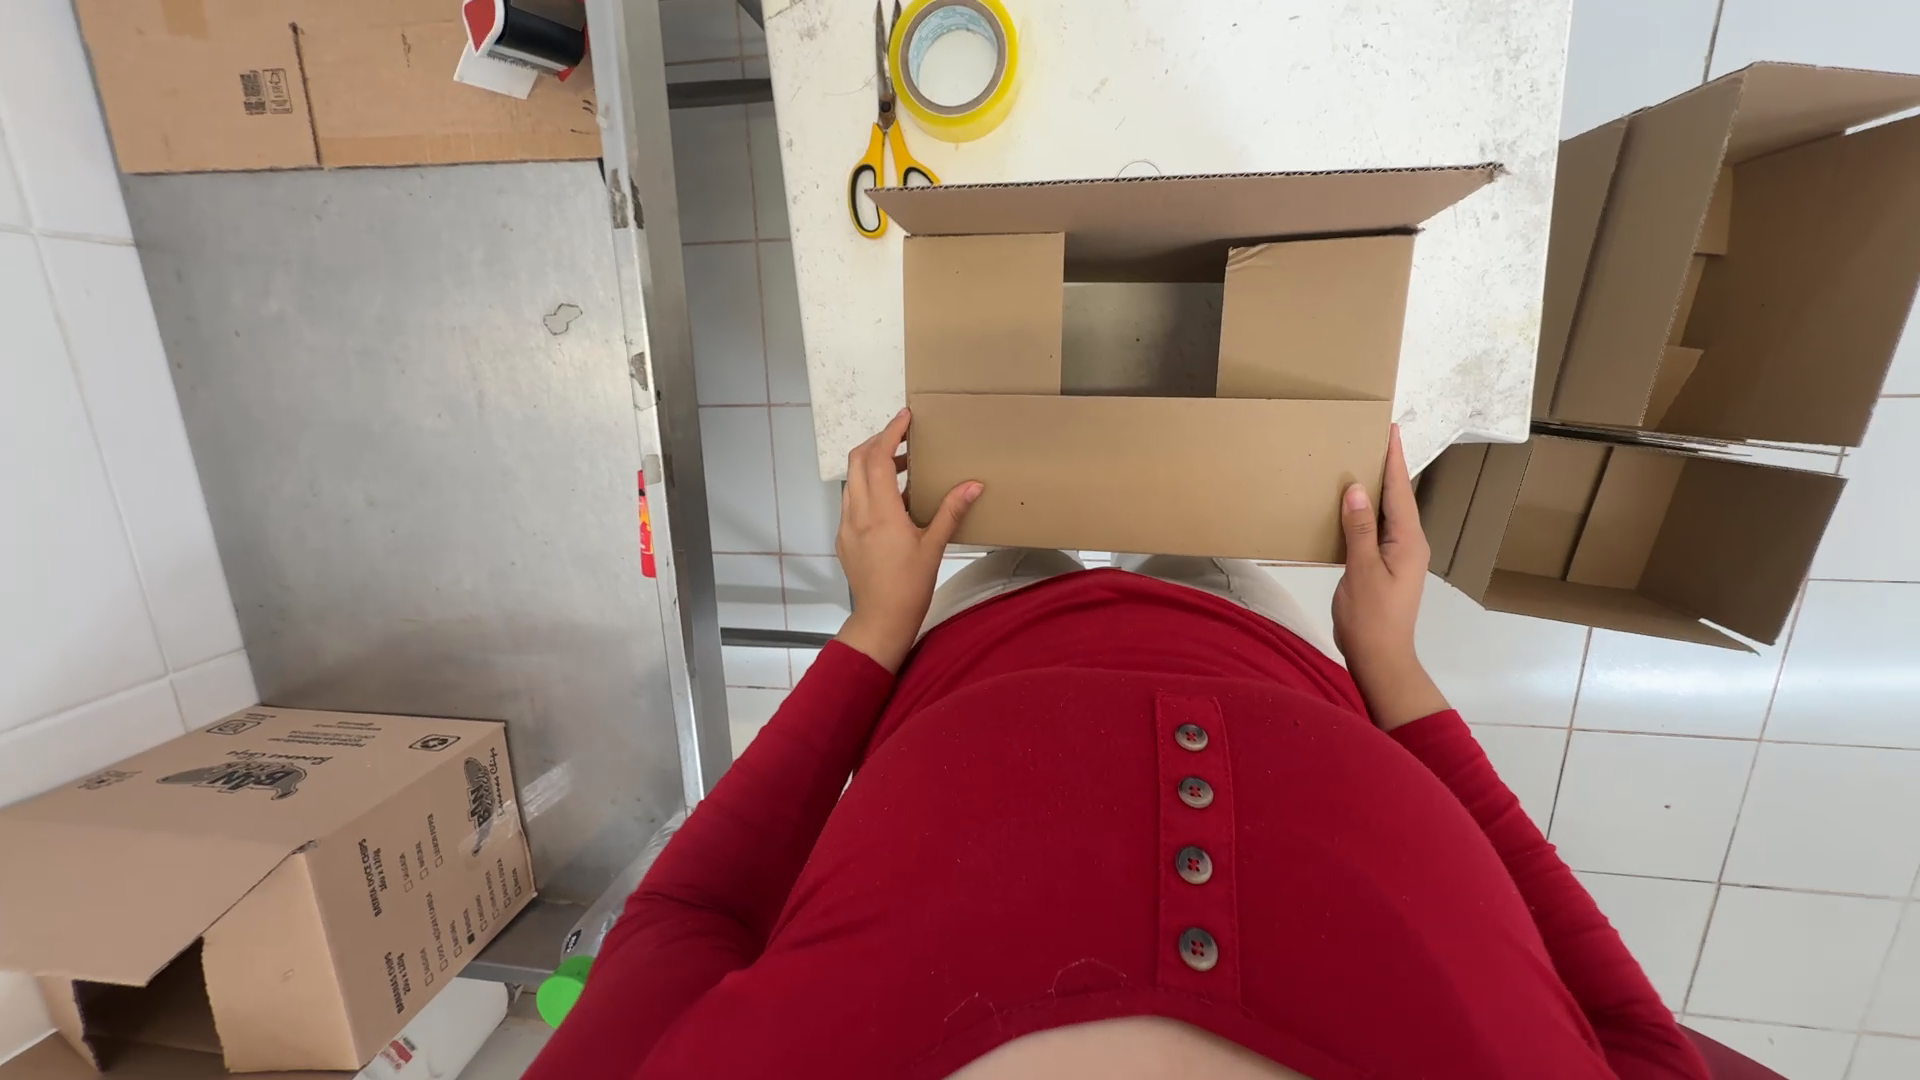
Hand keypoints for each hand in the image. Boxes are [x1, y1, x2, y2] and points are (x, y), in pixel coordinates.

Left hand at [832, 408, 982, 672]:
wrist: (881, 621)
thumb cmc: (910, 587)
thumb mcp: (934, 547)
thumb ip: (951, 511)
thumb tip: (973, 484)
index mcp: (881, 512)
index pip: (878, 458)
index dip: (890, 433)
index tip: (905, 417)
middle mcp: (857, 513)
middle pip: (858, 461)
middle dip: (878, 442)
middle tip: (903, 437)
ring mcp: (846, 526)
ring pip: (852, 481)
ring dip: (872, 465)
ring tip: (903, 467)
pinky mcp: (844, 539)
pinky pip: (852, 501)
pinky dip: (867, 487)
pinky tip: (891, 500)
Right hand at [1332, 424, 1448, 730]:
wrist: (1379, 657)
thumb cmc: (1370, 616)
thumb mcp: (1361, 571)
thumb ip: (1360, 529)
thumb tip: (1357, 489)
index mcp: (1408, 541)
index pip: (1400, 492)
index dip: (1394, 460)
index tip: (1391, 431)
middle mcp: (1409, 544)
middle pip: (1397, 499)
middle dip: (1386, 470)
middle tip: (1372, 441)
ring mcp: (1399, 557)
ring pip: (1387, 514)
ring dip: (1374, 491)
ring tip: (1358, 467)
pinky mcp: (1384, 567)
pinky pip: (1376, 530)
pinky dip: (1364, 514)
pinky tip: (1349, 509)